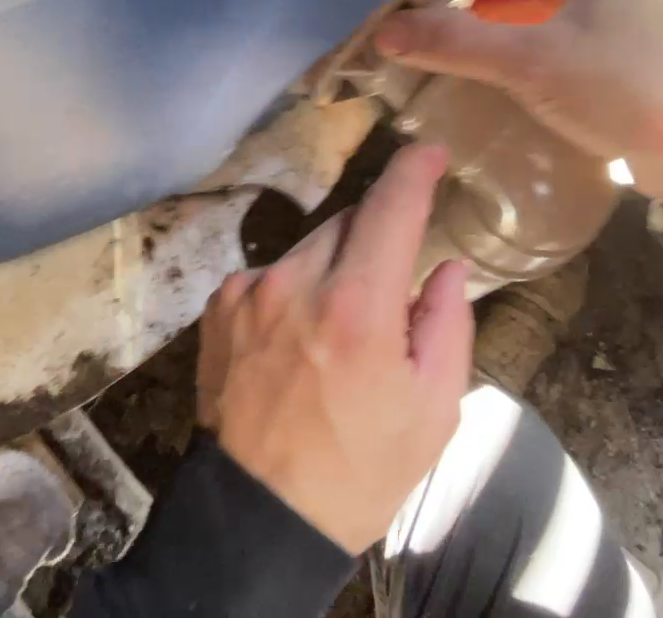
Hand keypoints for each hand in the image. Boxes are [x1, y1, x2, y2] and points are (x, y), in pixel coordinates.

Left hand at [195, 144, 473, 553]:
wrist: (260, 512)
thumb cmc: (360, 469)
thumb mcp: (432, 410)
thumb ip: (445, 324)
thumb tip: (442, 266)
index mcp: (355, 308)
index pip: (389, 212)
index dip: (412, 173)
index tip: (429, 150)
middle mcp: (293, 282)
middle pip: (346, 224)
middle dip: (375, 238)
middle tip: (389, 288)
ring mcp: (246, 290)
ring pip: (306, 247)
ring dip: (332, 266)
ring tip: (339, 329)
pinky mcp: (218, 304)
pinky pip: (269, 273)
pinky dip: (293, 287)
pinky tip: (297, 337)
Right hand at [371, 0, 662, 207]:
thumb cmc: (625, 86)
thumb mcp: (530, 62)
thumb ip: (455, 42)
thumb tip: (384, 31)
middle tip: (441, 20)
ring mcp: (634, 11)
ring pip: (554, 0)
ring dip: (509, 15)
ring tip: (472, 43)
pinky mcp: (641, 49)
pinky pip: (573, 30)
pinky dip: (537, 39)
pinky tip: (520, 68)